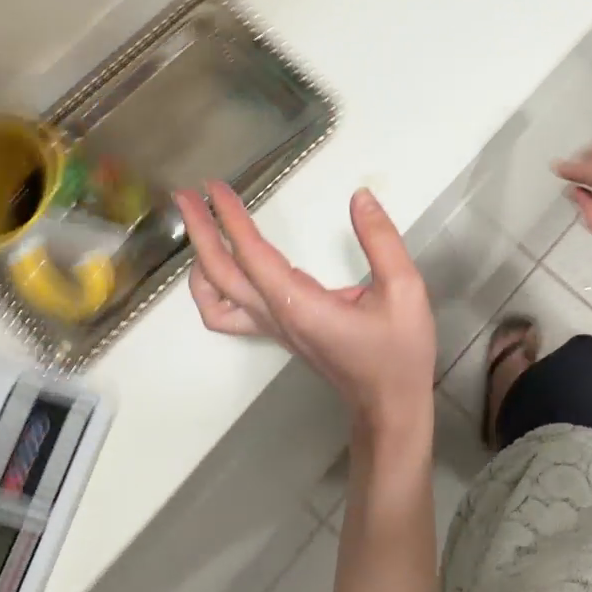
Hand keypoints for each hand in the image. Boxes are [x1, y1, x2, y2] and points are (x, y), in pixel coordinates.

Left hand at [175, 183, 435, 430]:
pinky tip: (222, 270)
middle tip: (188, 195)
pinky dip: (213, 288)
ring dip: (201, 260)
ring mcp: (272, 328)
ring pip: (214, 298)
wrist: (390, 404)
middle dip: (201, 230)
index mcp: (299, 304)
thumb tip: (359, 197)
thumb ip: (381, 240)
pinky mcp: (278, 333)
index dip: (231, 219)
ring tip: (200, 227)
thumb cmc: (398, 351)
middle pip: (220, 273)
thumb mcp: (404, 289)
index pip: (252, 254)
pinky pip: (228, 312)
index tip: (215, 187)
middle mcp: (275, 316)